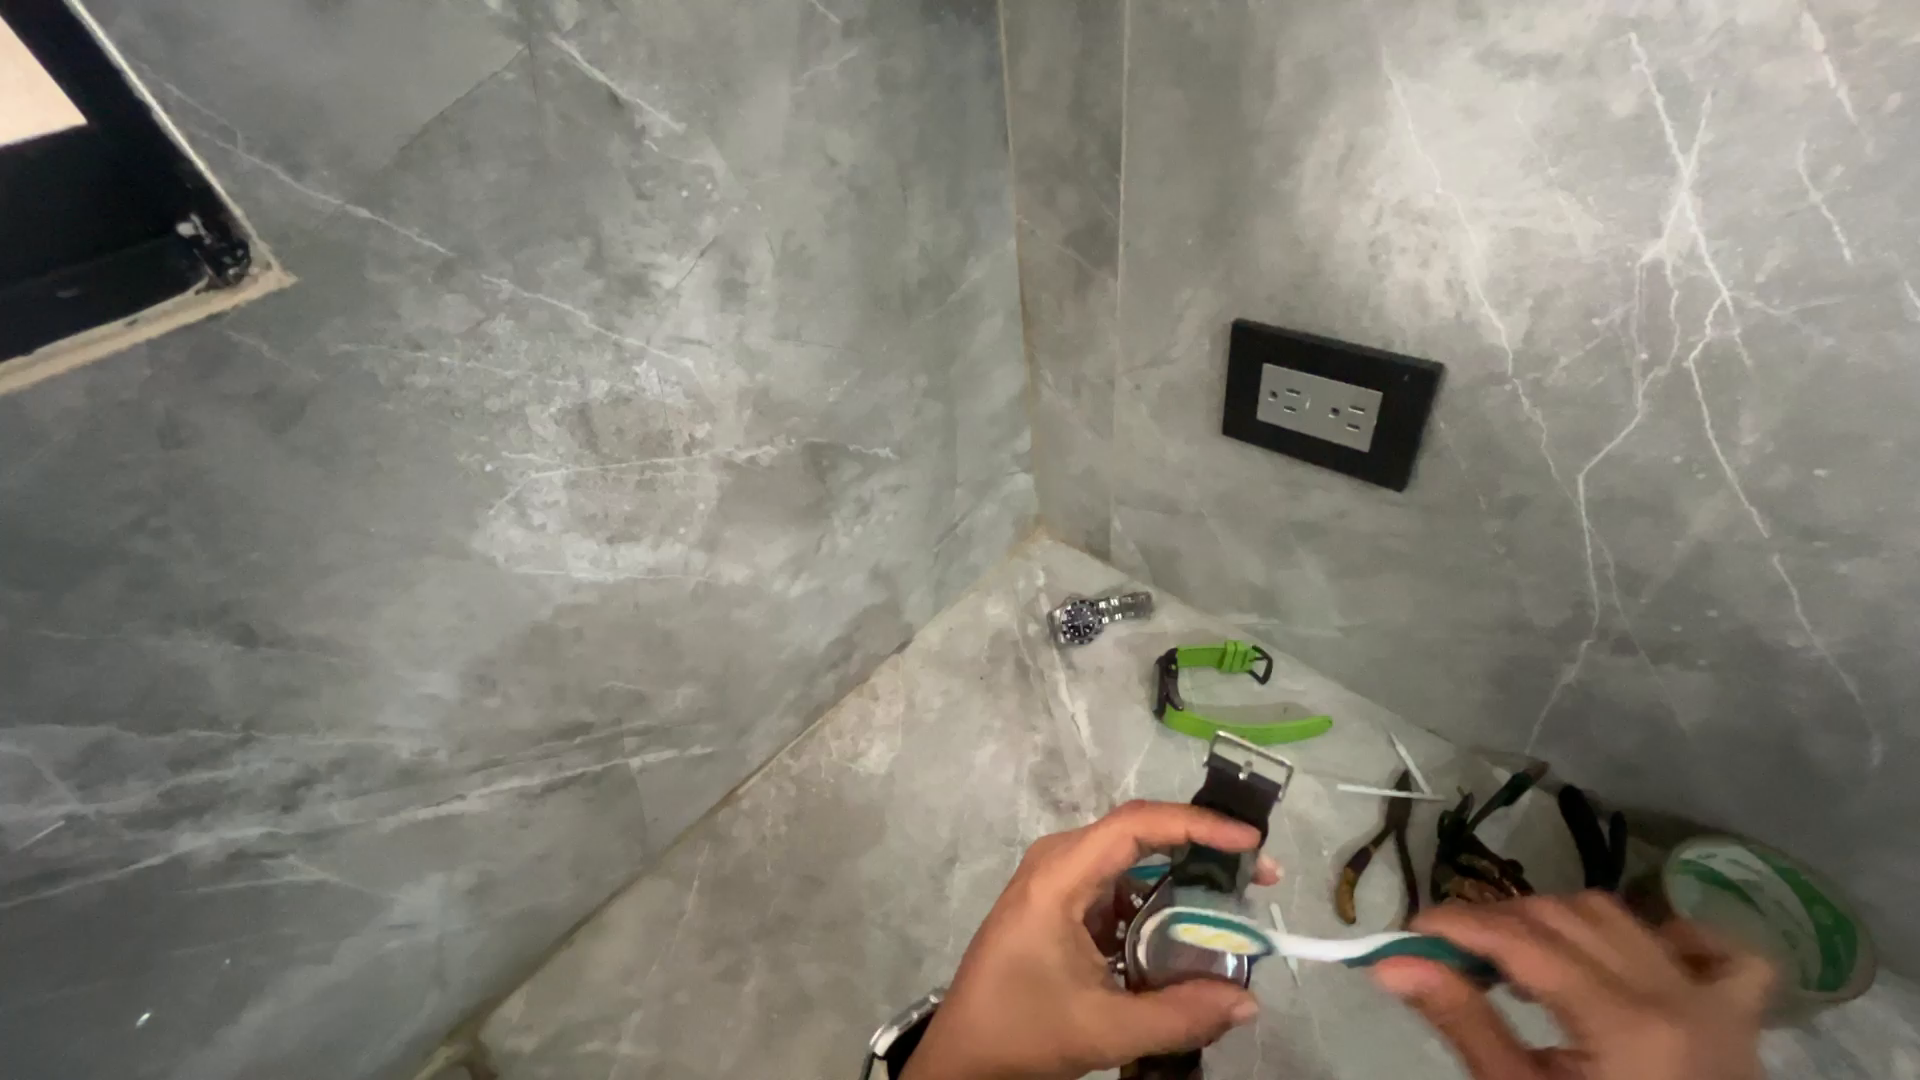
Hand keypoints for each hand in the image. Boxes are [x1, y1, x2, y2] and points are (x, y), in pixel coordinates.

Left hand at [902, 800, 1279, 1079]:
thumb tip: (1249, 1001)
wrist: (963, 1050)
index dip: (1195, 824)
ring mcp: (1059, 878)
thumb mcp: (1104, 1028)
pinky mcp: (1062, 900)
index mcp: (1060, 873)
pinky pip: (1118, 885)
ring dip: (1182, 874)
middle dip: (1201, 847)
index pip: (1135, 825)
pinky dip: (1158, 899)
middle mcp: (1059, 860)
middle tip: (1259, 873)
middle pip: (1138, 834)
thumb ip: (1180, 1015)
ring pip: (1131, 859)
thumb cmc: (1022, 1027)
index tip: (1249, 841)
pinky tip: (1192, 925)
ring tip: (1237, 898)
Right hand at [1372, 893, 1774, 1079]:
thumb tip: (1392, 962)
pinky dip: (1668, 938)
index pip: (1519, 939)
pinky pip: (1721, 955)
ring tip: (1516, 957)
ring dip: (1554, 922)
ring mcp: (1718, 1007)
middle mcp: (1675, 998)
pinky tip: (1623, 954)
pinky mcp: (1742, 1023)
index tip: (1407, 934)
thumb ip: (1463, 1023)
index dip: (1454, 924)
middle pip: (1558, 916)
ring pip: (1615, 917)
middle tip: (1449, 953)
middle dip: (1493, 920)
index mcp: (1628, 1026)